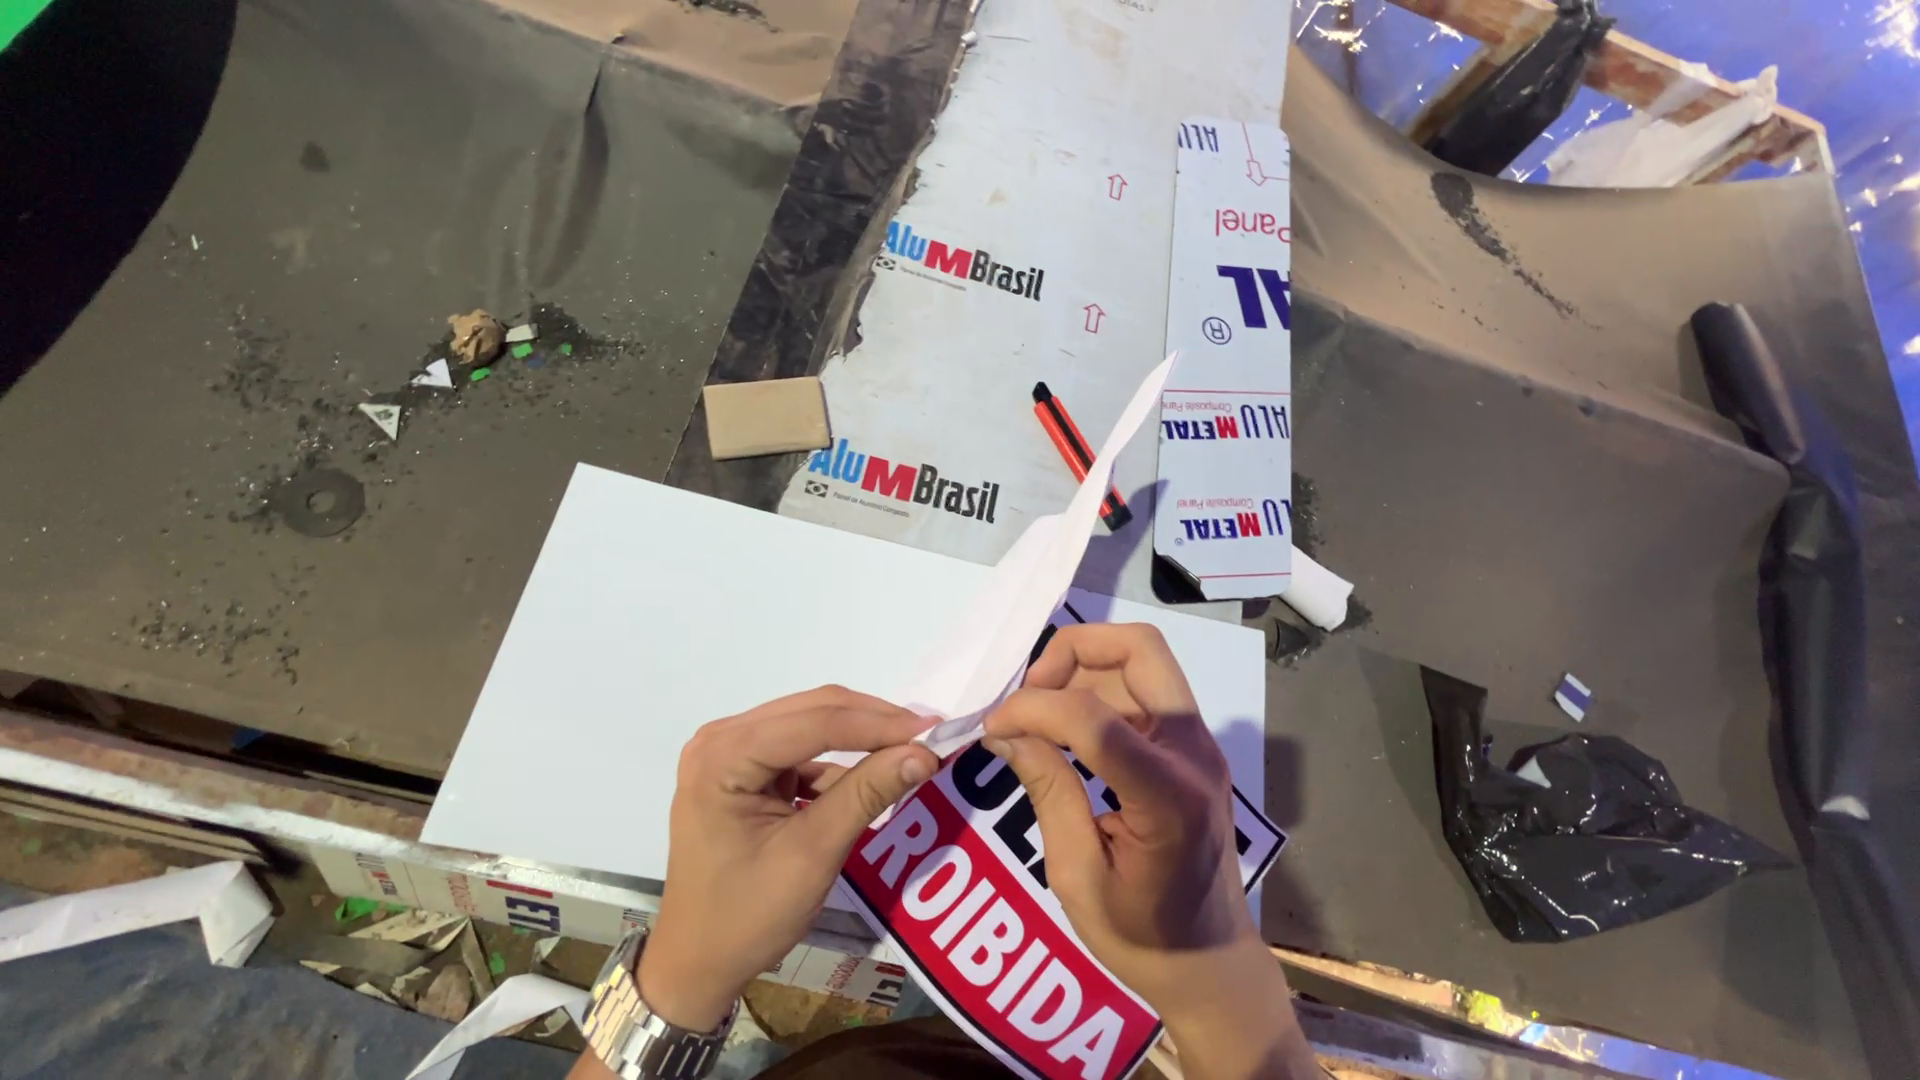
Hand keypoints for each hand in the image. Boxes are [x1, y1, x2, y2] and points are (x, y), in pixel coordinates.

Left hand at [637, 686, 939, 1030]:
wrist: (697, 965)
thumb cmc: (747, 916)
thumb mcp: (813, 854)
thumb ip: (866, 794)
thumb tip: (923, 752)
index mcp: (723, 756)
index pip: (814, 722)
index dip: (878, 724)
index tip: (934, 731)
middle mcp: (720, 739)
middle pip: (811, 711)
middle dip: (873, 722)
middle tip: (929, 736)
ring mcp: (729, 751)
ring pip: (810, 723)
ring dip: (861, 735)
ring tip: (910, 750)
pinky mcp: (743, 768)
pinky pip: (801, 747)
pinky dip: (839, 758)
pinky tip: (873, 773)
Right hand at [982, 624, 1316, 1077]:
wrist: (1210, 963)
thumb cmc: (1142, 937)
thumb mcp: (1077, 875)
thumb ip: (1048, 791)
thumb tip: (1007, 730)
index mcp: (1169, 797)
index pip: (1094, 716)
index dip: (1033, 708)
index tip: (993, 725)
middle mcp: (1195, 753)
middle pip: (1140, 648)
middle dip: (1073, 651)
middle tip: (1031, 693)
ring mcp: (1200, 745)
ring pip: (1143, 659)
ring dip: (1085, 666)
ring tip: (1041, 710)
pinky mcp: (1193, 748)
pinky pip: (1146, 688)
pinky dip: (1101, 687)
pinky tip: (1067, 727)